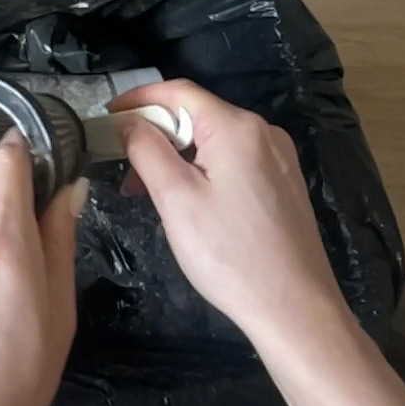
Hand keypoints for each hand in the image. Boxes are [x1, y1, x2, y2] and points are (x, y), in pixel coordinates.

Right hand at [110, 79, 347, 345]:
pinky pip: (232, 159)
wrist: (297, 314)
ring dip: (175, 156)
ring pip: (212, 140)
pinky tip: (186, 201)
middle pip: (195, 115)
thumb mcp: (175, 198)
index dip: (138, 99)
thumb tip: (129, 121)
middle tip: (124, 169)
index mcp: (237, 128)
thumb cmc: (230, 254)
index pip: (178, 91)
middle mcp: (263, 132)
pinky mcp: (283, 183)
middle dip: (154, 135)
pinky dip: (200, 169)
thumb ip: (146, 149)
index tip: (107, 117)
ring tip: (148, 192)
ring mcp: (278, 158)